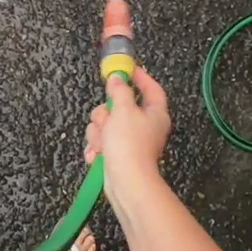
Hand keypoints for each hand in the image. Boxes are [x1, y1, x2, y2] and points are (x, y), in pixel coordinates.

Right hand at [84, 67, 171, 200]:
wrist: (125, 181)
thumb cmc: (129, 144)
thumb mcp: (123, 109)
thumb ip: (119, 90)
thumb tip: (117, 79)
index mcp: (155, 114)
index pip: (151, 88)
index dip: (140, 77)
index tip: (126, 68)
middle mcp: (145, 126)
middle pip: (120, 106)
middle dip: (105, 113)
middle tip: (104, 119)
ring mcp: (131, 141)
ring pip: (106, 124)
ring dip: (98, 132)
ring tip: (101, 143)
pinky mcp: (118, 154)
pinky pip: (102, 141)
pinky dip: (96, 147)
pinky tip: (97, 155)